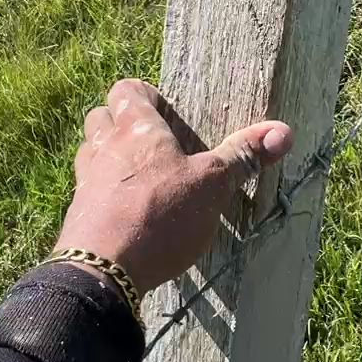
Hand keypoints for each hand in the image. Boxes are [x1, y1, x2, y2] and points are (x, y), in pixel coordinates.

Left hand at [57, 79, 292, 294]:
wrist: (102, 272)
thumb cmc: (159, 215)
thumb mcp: (212, 185)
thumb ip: (243, 156)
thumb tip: (284, 131)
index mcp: (135, 128)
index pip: (126, 89)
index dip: (144, 95)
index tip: (166, 111)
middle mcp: (103, 147)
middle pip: (100, 116)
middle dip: (120, 122)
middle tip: (153, 143)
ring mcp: (86, 181)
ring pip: (90, 152)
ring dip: (109, 156)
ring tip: (141, 176)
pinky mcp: (78, 214)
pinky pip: (89, 190)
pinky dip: (105, 193)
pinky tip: (129, 213)